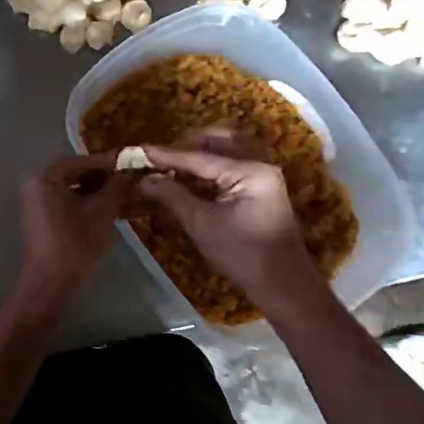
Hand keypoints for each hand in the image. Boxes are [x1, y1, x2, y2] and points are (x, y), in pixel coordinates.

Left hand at [16, 154, 131, 307]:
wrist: (50, 285)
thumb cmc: (75, 244)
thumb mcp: (102, 212)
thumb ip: (116, 188)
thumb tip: (129, 174)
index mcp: (44, 180)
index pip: (78, 160)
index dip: (103, 161)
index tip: (126, 164)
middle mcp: (35, 188)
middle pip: (73, 175)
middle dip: (101, 178)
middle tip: (125, 181)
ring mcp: (36, 208)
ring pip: (71, 192)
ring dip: (96, 193)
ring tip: (121, 197)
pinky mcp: (42, 224)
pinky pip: (66, 207)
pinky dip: (86, 206)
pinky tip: (108, 213)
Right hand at [139, 133, 324, 313]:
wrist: (282, 282)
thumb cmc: (242, 255)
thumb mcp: (202, 225)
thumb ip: (173, 196)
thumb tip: (145, 180)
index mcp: (249, 171)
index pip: (200, 157)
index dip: (168, 155)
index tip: (141, 150)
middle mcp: (260, 163)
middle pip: (219, 140)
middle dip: (187, 146)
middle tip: (160, 159)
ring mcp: (265, 173)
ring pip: (230, 147)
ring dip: (202, 151)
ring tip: (175, 165)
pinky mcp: (264, 185)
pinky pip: (237, 161)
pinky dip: (214, 162)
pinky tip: (194, 176)